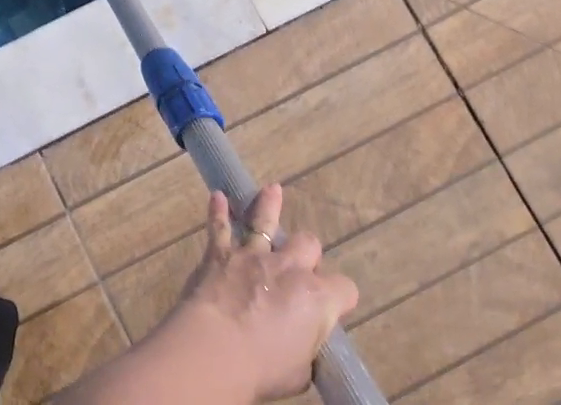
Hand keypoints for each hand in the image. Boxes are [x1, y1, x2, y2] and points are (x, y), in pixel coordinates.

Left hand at [157, 184, 358, 400]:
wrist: (215, 349)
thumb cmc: (263, 369)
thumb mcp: (300, 371)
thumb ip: (304, 349)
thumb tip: (299, 343)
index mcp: (318, 299)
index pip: (345, 288)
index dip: (341, 298)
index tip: (335, 308)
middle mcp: (289, 268)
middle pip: (308, 244)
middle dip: (308, 254)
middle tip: (300, 266)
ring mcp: (253, 255)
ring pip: (265, 221)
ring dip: (269, 205)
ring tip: (272, 190)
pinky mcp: (220, 253)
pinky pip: (219, 227)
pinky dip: (217, 212)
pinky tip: (216, 197)